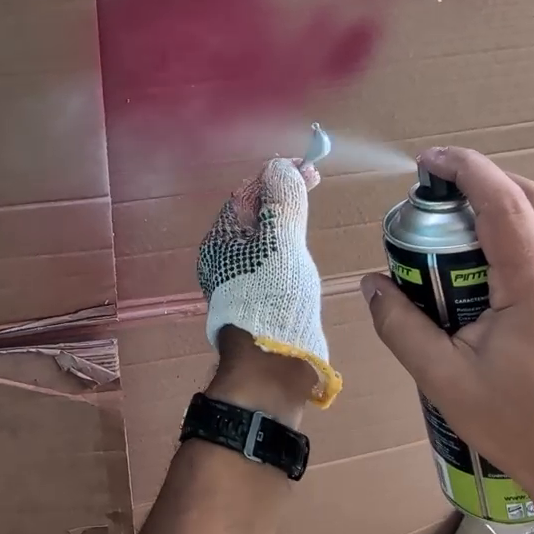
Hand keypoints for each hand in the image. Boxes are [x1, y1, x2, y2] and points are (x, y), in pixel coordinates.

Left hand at [197, 158, 339, 406]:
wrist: (272, 367)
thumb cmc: (272, 298)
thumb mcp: (280, 242)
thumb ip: (282, 202)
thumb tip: (280, 165)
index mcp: (221, 239)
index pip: (247, 193)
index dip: (275, 175)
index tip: (306, 167)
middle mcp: (224, 257)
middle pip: (253, 213)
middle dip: (281, 193)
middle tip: (312, 180)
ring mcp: (239, 279)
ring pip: (262, 237)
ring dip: (285, 218)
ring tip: (308, 205)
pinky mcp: (257, 298)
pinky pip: (270, 259)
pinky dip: (287, 244)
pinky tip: (302, 246)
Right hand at [360, 147, 533, 533]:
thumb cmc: (525, 430)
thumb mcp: (446, 381)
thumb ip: (401, 326)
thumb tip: (372, 286)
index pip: (502, 202)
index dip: (464, 169)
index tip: (427, 162)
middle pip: (533, 197)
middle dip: (484, 179)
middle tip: (438, 191)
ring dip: (504, 205)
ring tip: (457, 227)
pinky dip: (520, 233)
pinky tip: (487, 268)